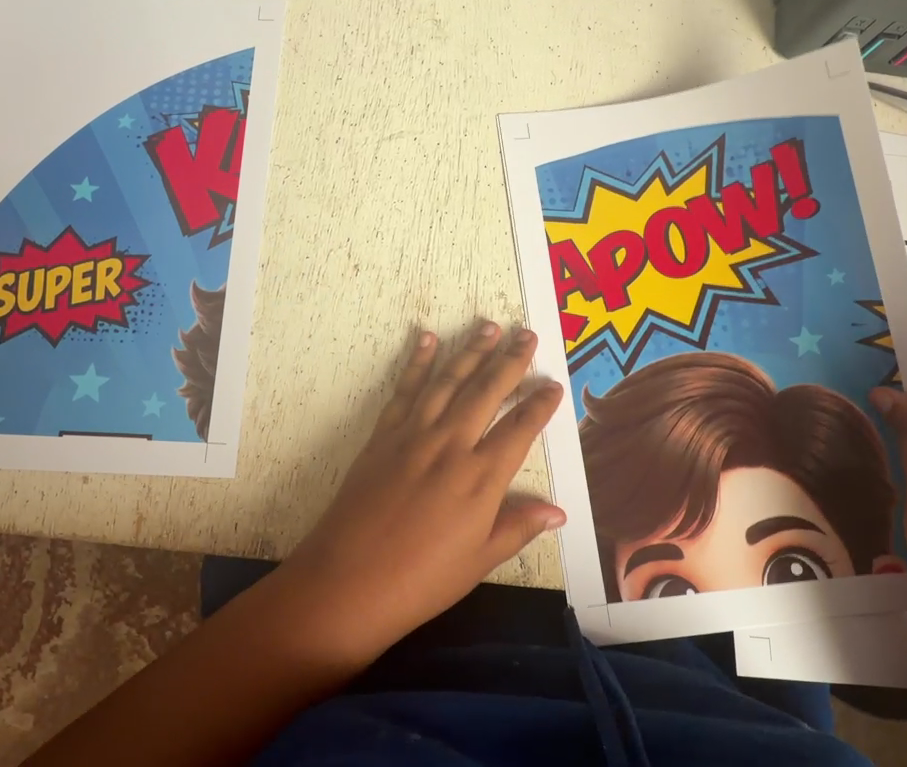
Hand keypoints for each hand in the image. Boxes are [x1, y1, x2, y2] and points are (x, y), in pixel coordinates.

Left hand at [277, 322, 564, 662]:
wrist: (348, 580)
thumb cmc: (421, 580)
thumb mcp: (479, 561)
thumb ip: (517, 527)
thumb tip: (558, 511)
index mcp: (481, 478)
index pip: (520, 429)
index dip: (540, 405)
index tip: (554, 383)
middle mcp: (451, 445)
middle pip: (487, 391)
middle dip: (510, 361)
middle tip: (527, 334)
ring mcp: (414, 435)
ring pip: (448, 381)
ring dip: (470, 351)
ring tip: (489, 326)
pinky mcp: (383, 434)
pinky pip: (405, 389)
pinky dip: (417, 361)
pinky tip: (427, 339)